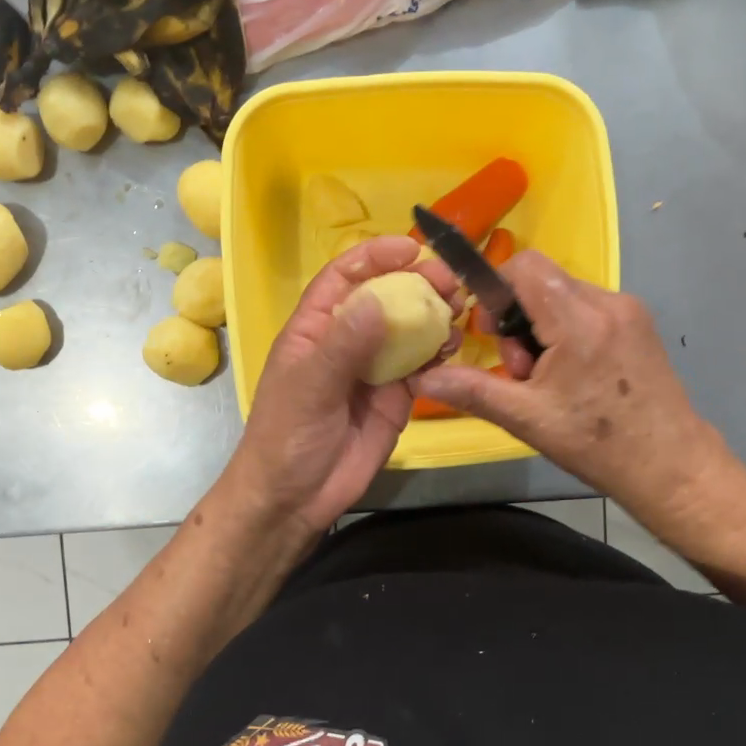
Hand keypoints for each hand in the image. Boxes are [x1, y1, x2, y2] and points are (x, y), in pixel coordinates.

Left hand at [222, 235, 461, 536]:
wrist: (294, 498)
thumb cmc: (286, 437)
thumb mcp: (309, 387)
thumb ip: (344, 345)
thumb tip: (380, 301)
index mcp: (314, 329)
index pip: (343, 278)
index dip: (374, 257)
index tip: (411, 247)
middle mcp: (345, 342)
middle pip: (383, 298)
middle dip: (415, 284)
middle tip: (449, 281)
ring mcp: (372, 370)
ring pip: (407, 330)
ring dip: (432, 315)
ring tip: (459, 309)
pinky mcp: (395, 398)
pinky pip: (421, 366)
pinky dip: (438, 353)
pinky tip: (454, 346)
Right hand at [410, 252, 735, 536]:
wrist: (670, 466)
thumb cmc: (596, 444)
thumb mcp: (527, 419)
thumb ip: (472, 391)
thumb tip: (421, 379)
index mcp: (579, 321)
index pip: (524, 266)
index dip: (495, 289)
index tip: (490, 332)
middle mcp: (608, 302)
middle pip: (541, 281)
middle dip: (517, 317)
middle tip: (521, 370)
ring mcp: (628, 310)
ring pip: (562, 295)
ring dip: (541, 327)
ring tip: (547, 379)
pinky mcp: (638, 323)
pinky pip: (586, 308)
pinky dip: (566, 331)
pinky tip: (572, 375)